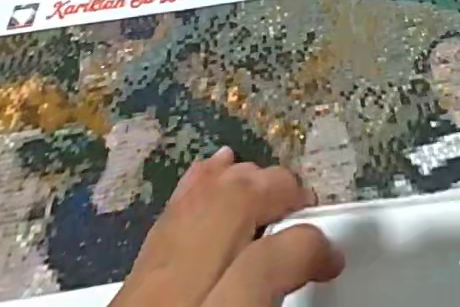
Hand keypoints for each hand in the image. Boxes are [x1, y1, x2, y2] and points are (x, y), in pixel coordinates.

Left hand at [112, 147, 344, 306]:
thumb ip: (267, 305)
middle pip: (229, 212)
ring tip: (274, 185)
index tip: (330, 256)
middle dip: (276, 192)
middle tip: (307, 208)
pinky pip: (167, 217)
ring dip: (241, 182)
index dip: (307, 247)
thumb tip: (300, 280)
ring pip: (197, 204)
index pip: (264, 267)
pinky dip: (197, 185)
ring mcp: (144, 285)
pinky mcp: (130, 281)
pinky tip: (217, 167)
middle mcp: (173, 298)